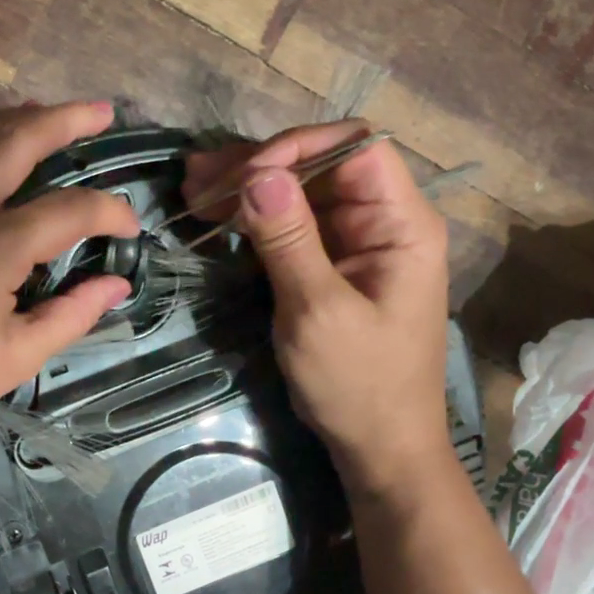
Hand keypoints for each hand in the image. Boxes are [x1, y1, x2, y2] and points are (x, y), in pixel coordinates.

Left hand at [0, 102, 140, 496]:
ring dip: (15, 130)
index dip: (108, 211)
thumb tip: (115, 283)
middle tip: (99, 110)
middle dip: (62, 119)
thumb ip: (72, 312)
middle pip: (14, 142)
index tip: (130, 226)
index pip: (68, 210)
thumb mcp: (18, 357)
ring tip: (49, 121)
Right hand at [183, 121, 451, 493]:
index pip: (355, 149)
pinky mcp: (329, 266)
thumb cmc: (359, 384)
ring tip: (191, 189)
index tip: (246, 176)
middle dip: (259, 166)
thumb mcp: (318, 311)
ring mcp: (354, 244)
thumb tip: (258, 175)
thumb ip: (289, 240)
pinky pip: (290, 226)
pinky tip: (212, 213)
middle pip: (320, 166)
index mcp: (401, 225)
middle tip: (197, 179)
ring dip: (247, 188)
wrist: (377, 446)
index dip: (299, 147)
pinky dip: (251, 218)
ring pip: (298, 193)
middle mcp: (381, 222)